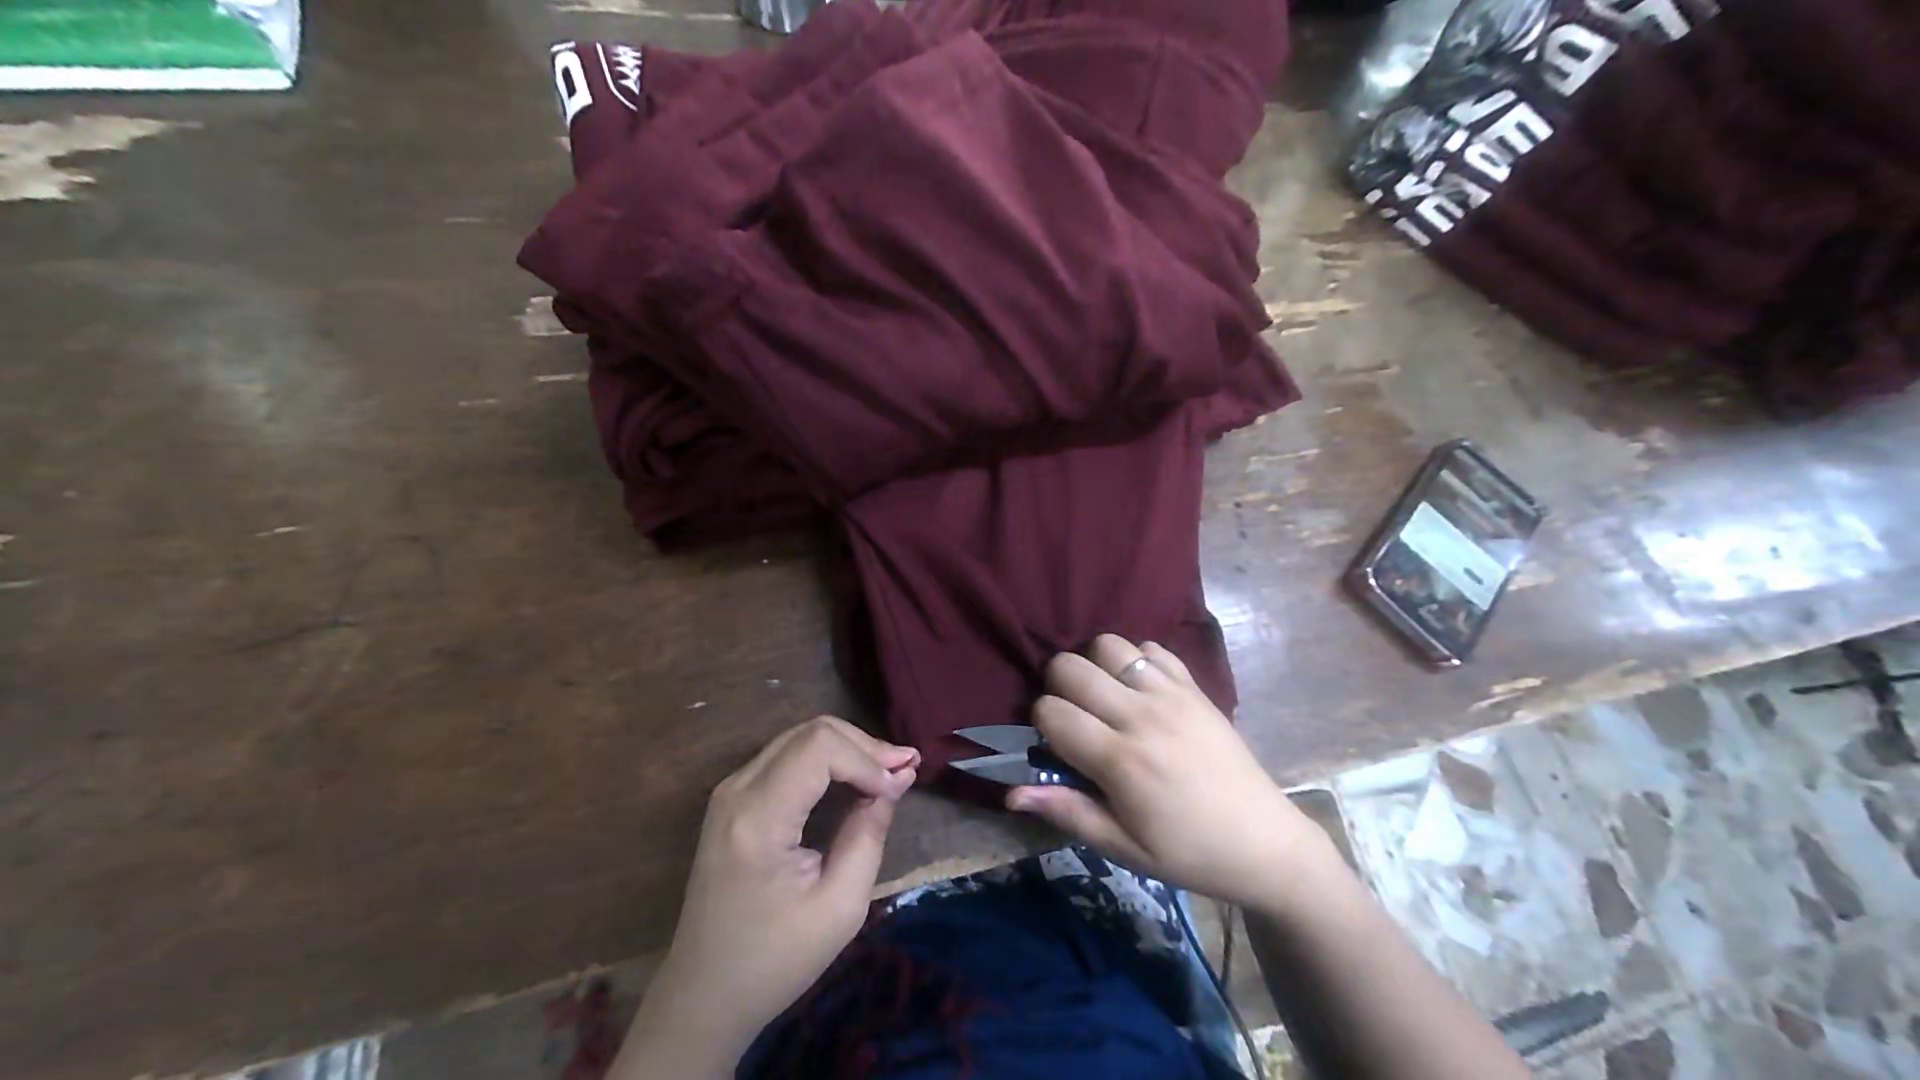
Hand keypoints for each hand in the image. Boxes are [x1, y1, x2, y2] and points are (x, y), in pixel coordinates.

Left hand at [617, 717, 918, 1076]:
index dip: (867, 759)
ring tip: (889, 772)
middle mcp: (737, 790)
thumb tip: (898, 778)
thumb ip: (869, 833)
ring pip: (800, 737)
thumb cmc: (775, 961)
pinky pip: (788, 756)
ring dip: (848, 749)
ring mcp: (729, 791)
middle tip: (905, 771)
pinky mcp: (733, 799)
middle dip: (863, 746)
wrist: (704, 994)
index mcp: (758, 818)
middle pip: (811, 732)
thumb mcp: (840, 907)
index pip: (820, 747)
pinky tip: (856, 778)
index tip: (898, 789)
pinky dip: (827, 760)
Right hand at [1007, 635, 1334, 910]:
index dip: (1041, 724)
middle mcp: (1142, 716)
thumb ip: (1067, 812)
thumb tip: (1011, 794)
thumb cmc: (1188, 852)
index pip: (1051, 712)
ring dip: (1094, 665)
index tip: (1054, 744)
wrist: (1266, 843)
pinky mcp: (1195, 687)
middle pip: (1070, 667)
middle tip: (1072, 715)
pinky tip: (1139, 690)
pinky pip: (1152, 648)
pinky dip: (1135, 660)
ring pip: (1108, 645)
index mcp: (1121, 761)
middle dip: (1057, 686)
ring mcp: (1172, 695)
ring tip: (1103, 697)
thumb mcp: (1124, 848)